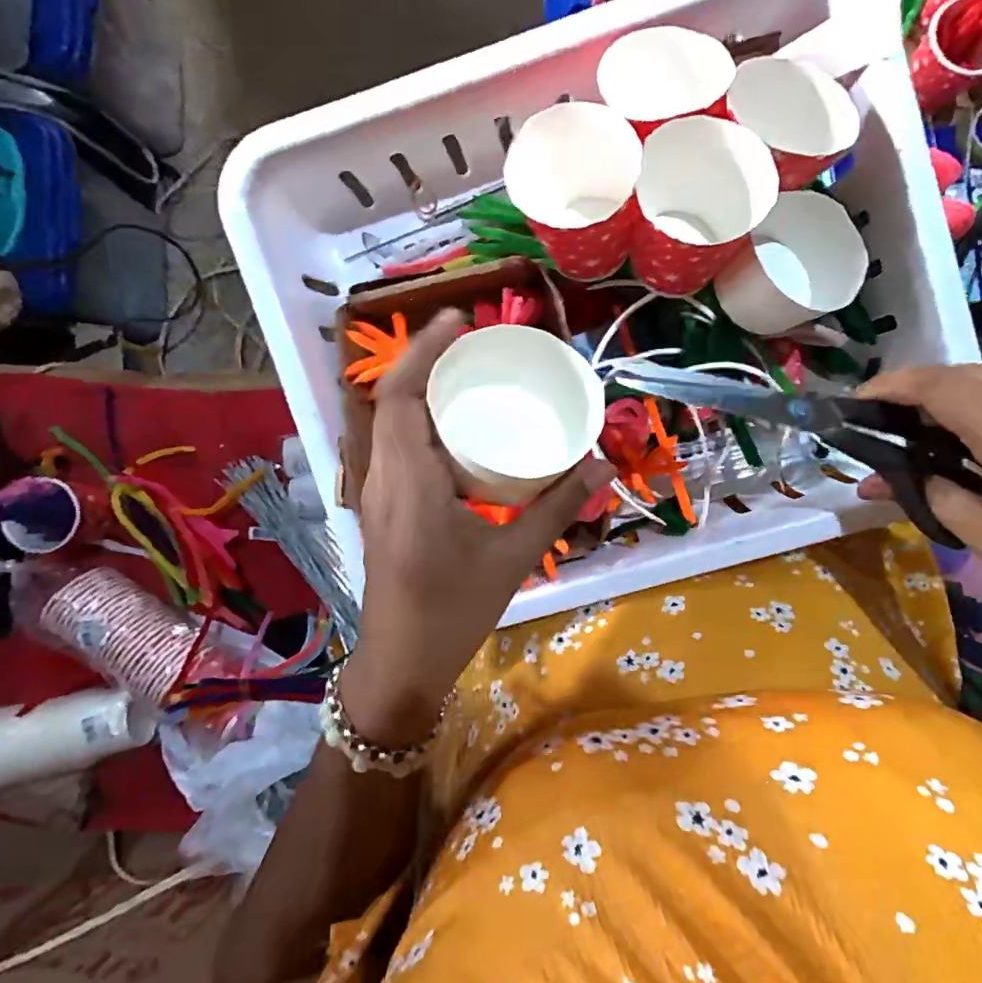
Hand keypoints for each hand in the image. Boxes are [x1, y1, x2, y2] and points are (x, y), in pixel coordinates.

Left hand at [343, 309, 609, 741]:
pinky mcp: (385, 507)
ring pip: (393, 425)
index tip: (459, 321)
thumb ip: (560, 505)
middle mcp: (384, 478)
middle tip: (479, 346)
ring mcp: (378, 493)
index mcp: (410, 483)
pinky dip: (425, 424)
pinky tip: (463, 433)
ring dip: (425, 392)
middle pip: (395, 401)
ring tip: (473, 377)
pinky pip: (399, 448)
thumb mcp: (515, 555)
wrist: (403, 661)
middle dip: (429, 362)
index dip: (424, 350)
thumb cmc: (456, 609)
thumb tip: (603, 463)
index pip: (402, 398)